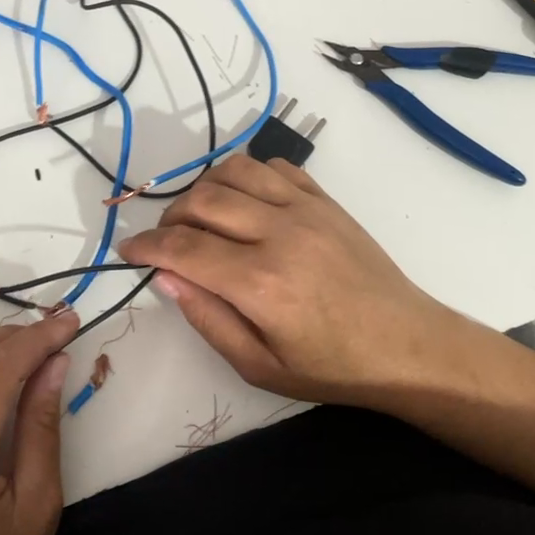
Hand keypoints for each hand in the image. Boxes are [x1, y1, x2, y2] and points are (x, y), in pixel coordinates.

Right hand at [118, 155, 459, 404]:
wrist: (405, 344)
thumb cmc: (331, 367)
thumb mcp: (260, 366)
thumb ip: (207, 319)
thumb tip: (165, 276)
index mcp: (260, 283)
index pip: (183, 247)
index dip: (146, 246)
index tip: (129, 251)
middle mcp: (280, 233)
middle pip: (202, 200)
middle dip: (170, 217)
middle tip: (166, 241)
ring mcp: (305, 208)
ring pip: (234, 170)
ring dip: (204, 188)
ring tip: (201, 217)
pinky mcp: (324, 199)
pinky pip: (273, 166)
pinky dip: (246, 176)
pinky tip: (244, 203)